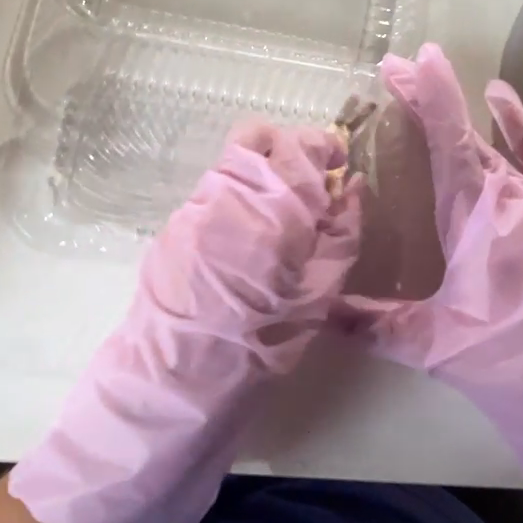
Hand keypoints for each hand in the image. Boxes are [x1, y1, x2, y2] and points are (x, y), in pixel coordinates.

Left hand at [9, 121, 361, 522]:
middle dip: (286, 153)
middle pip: (256, 139)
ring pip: (230, 163)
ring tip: (278, 218)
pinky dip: (236, 198)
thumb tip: (350, 187)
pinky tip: (246, 239)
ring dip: (260, 175)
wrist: (178, 383)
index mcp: (270, 209)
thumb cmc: (262, 345)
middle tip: (307, 187)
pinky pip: (211, 192)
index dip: (321, 146)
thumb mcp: (318, 296)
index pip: (297, 146)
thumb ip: (340, 234)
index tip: (335, 164)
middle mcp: (225, 193)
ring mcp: (192, 207)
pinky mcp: (172, 227)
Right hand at [345, 45, 522, 496]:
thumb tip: (313, 310)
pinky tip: (503, 104)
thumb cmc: (515, 364)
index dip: (428, 94)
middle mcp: (517, 198)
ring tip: (433, 78)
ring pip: (497, 146)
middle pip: (466, 135)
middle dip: (428, 100)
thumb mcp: (436, 345)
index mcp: (481, 216)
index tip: (408, 58)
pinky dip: (519, 129)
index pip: (449, 140)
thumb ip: (371, 325)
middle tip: (391, 70)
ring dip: (464, 114)